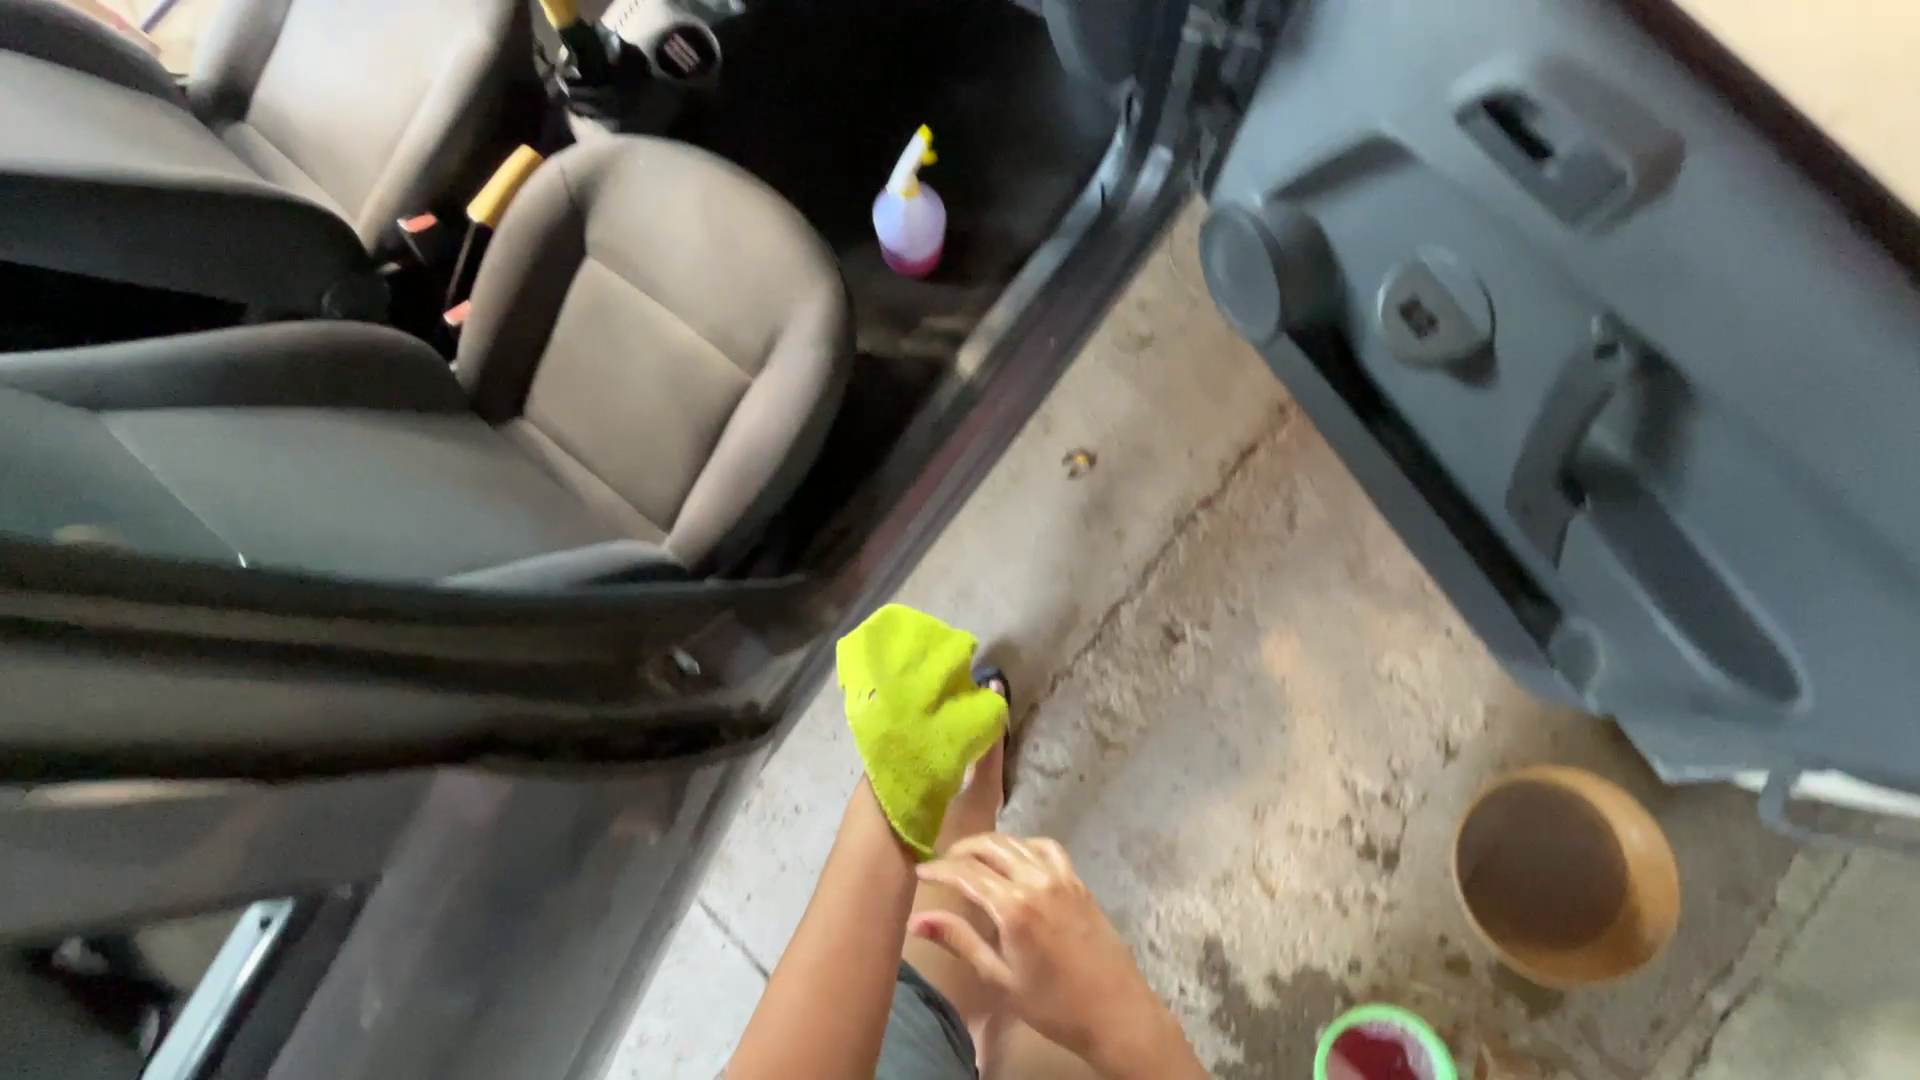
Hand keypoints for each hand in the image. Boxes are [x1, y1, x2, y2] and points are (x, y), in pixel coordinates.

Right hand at [908, 834, 1193, 1076]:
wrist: (1115, 1013)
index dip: (939, 869)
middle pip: (990, 846)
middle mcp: (1036, 881)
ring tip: (971, 858)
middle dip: (962, 850)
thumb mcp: (1000, 979)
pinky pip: (1046, 848)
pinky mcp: (1077, 880)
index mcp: (1014, 907)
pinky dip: (1024, 845)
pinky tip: (1016, 858)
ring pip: (1017, 842)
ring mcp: (1061, 876)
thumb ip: (959, 941)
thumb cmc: (1053, 1005)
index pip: (966, 873)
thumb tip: (917, 920)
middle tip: (942, 863)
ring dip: (990, 844)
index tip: (919, 871)